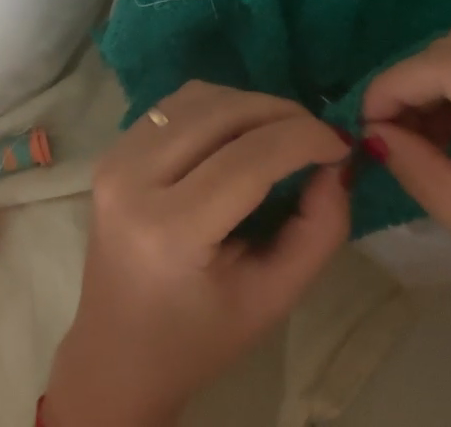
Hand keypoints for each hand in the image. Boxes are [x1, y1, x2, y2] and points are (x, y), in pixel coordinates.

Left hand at [42, 81, 352, 426]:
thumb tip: (337, 166)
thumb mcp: (273, 298)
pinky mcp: (108, 150)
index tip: (342, 143)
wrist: (116, 353)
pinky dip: (216, 108)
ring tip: (283, 135)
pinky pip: (173, 106)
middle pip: (221, 113)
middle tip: (319, 136)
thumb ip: (318, 231)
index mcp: (169, 230)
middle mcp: (132, 180)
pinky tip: (240, 136)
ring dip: (249, 105)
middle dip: (281, 113)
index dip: (304, 138)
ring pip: (197, 98)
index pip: (248, 159)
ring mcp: (112, 158)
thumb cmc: (198, 337)